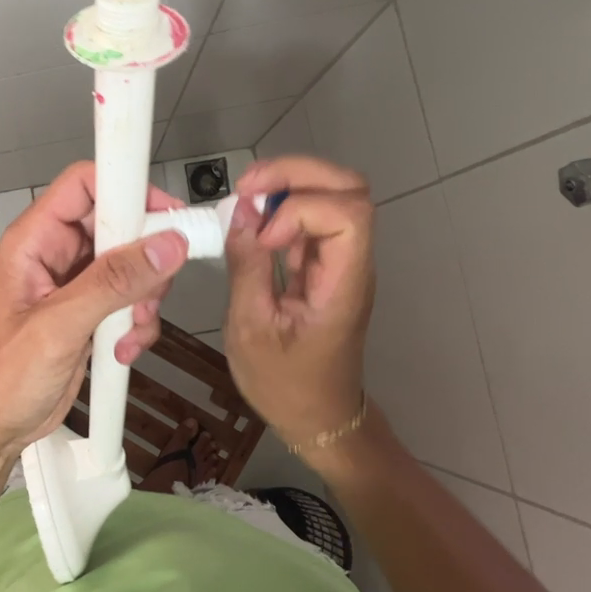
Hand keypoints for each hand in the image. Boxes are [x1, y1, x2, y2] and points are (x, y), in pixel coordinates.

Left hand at [0, 163, 190, 464]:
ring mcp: (75, 285)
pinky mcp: (89, 313)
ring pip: (132, 263)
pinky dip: (137, 322)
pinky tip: (121, 348)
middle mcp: (56, 256)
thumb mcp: (55, 329)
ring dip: (144, 297)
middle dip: (145, 256)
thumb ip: (110, 284)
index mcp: (33, 242)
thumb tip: (162, 247)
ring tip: (128, 328)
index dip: (127, 189)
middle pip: (119, 224)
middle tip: (153, 287)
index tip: (165, 213)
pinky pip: (131, 298)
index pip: (84, 185)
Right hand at [224, 156, 377, 449]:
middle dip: (297, 174)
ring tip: (244, 198)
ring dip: (288, 185)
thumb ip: (247, 268)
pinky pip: (310, 220)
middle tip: (247, 186)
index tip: (262, 238)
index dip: (300, 209)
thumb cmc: (285, 385)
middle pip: (349, 189)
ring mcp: (338, 263)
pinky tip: (250, 221)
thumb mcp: (251, 330)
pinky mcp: (322, 268)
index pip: (348, 213)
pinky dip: (280, 209)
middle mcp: (351, 263)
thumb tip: (239, 213)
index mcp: (344, 283)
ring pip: (332, 197)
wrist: (317, 418)